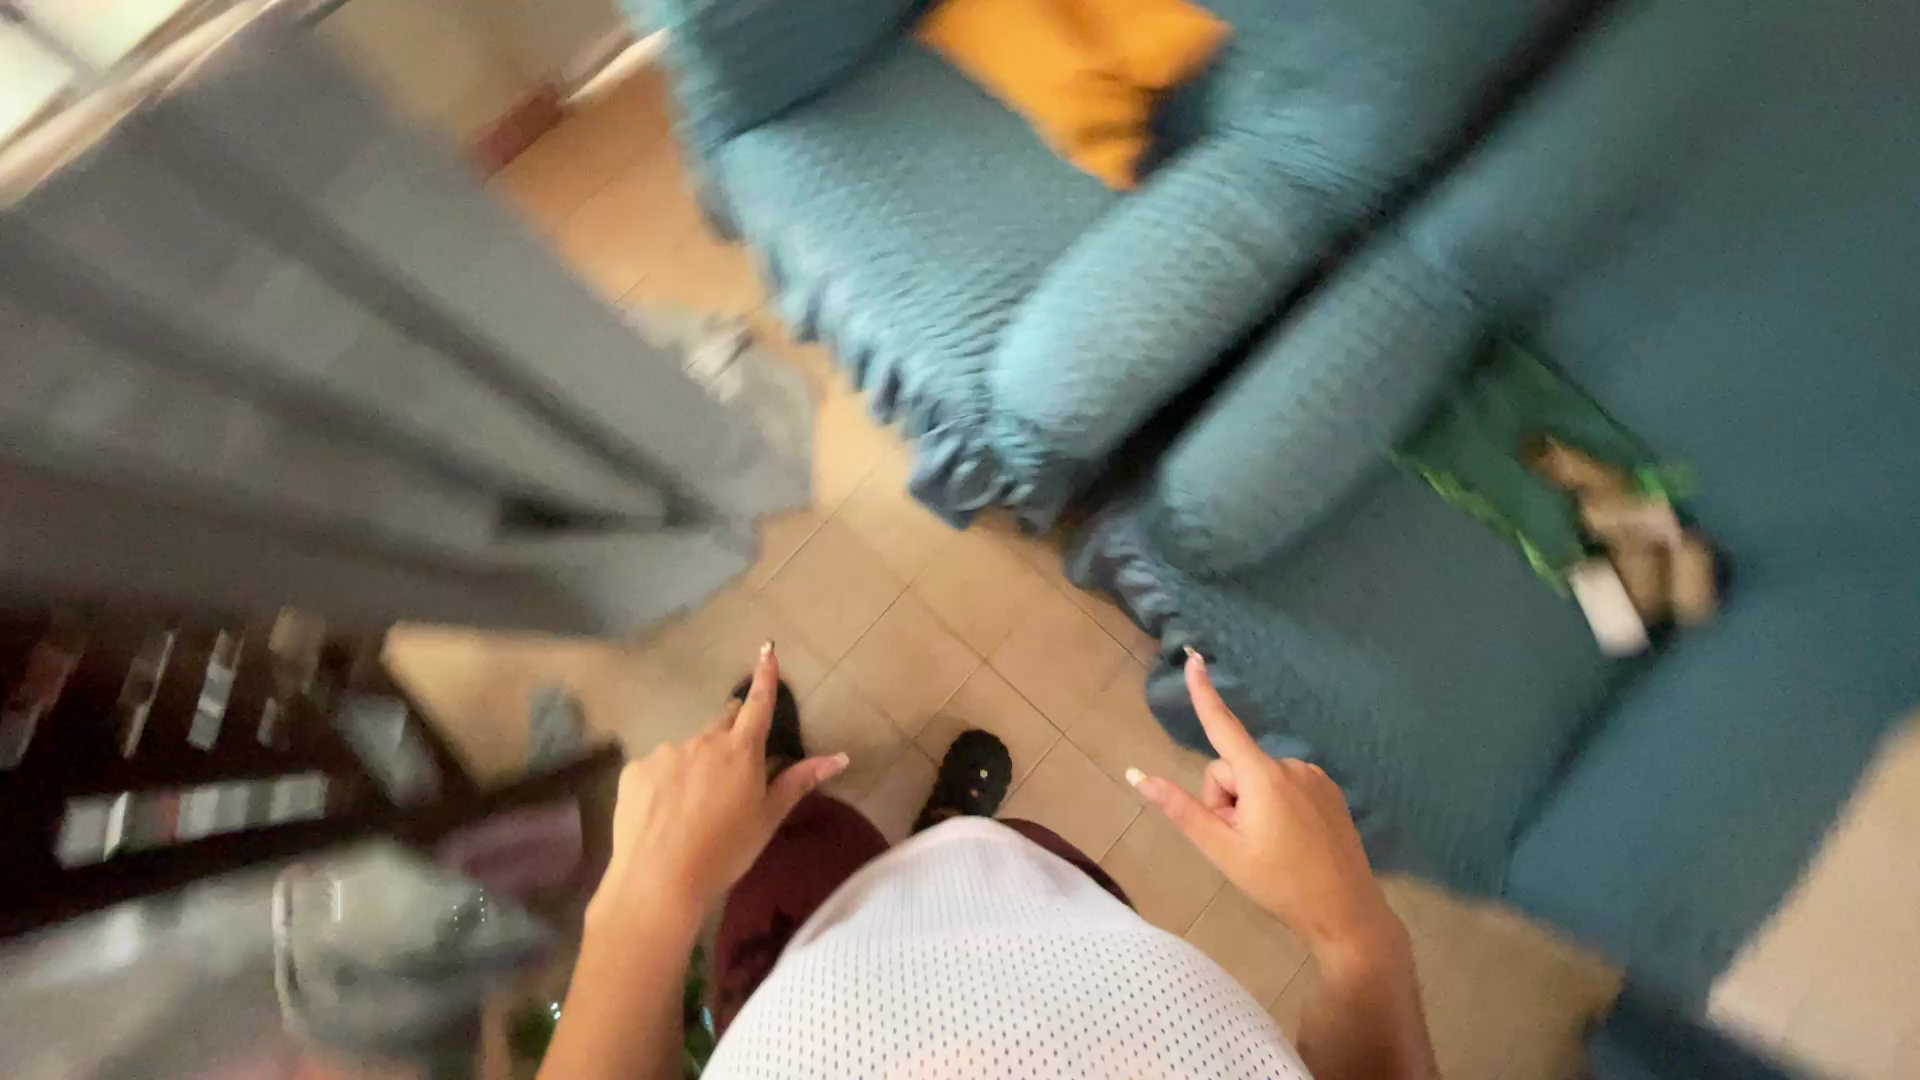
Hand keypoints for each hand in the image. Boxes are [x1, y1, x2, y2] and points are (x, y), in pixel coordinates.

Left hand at [588, 643, 847, 930]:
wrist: (658, 883)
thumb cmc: (726, 851)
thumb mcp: (769, 817)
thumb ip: (800, 780)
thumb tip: (840, 757)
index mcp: (741, 750)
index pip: (758, 703)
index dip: (766, 676)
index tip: (768, 650)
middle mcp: (704, 740)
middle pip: (724, 723)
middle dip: (732, 735)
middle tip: (731, 773)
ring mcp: (666, 753)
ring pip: (689, 749)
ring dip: (696, 764)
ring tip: (691, 809)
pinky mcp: (636, 770)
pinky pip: (658, 768)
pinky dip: (665, 783)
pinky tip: (663, 814)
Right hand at [1129, 651, 1406, 971]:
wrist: (1348, 917)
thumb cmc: (1279, 884)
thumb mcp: (1221, 850)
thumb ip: (1180, 808)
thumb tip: (1138, 777)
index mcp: (1262, 777)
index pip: (1223, 725)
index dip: (1204, 691)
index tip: (1194, 657)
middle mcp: (1289, 765)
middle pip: (1231, 768)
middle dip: (1225, 799)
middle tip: (1241, 842)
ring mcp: (1313, 776)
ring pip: (1255, 778)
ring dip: (1250, 805)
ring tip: (1268, 845)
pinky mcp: (1328, 789)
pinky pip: (1281, 784)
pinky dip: (1274, 805)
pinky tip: (1290, 839)